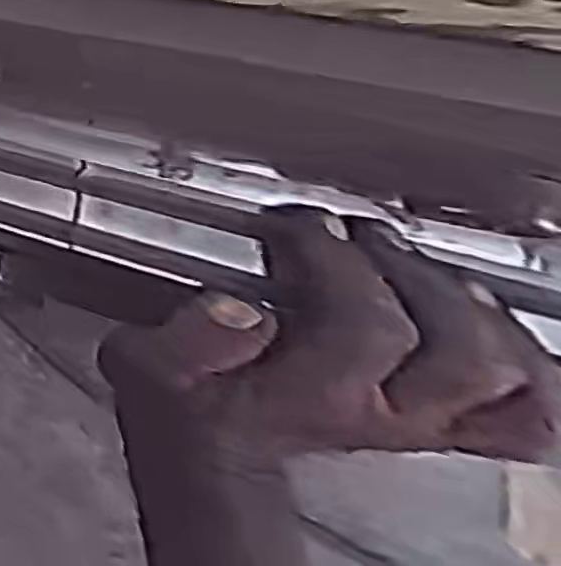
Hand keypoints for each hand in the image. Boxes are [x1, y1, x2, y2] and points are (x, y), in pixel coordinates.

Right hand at [101, 207, 559, 468]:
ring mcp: (421, 424)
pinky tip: (484, 322)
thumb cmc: (180, 397)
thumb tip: (235, 304)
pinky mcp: (440, 424)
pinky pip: (532, 412)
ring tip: (419, 263)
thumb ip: (185, 337)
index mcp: (309, 396)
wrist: (208, 444)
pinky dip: (527, 363)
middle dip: (411, 276)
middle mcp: (381, 415)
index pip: (365, 326)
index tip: (300, 223)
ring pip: (516, 382)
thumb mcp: (147, 362)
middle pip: (458, 350)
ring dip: (476, 312)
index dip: (340, 263)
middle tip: (359, 234)